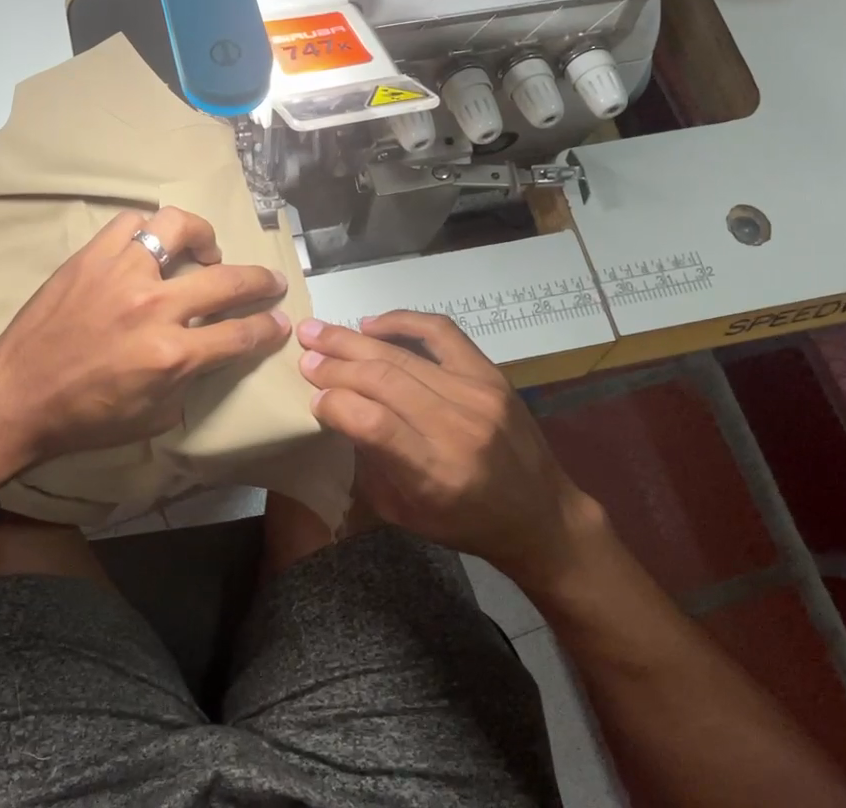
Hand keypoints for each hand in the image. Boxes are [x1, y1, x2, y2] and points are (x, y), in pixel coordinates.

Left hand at [0, 207, 290, 483]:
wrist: (17, 397)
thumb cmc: (85, 418)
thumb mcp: (153, 416)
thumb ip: (190, 380)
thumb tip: (208, 353)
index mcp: (173, 355)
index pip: (241, 334)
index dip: (269, 328)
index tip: (280, 320)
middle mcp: (154, 307)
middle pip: (227, 280)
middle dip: (261, 281)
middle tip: (269, 281)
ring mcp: (120, 274)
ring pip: (178, 228)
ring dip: (203, 238)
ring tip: (205, 252)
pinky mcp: (89, 257)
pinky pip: (130, 223)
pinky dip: (150, 229)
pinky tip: (153, 246)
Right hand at [295, 312, 604, 591]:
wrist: (542, 515)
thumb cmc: (465, 523)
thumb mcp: (404, 512)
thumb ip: (369, 461)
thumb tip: (338, 408)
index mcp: (434, 472)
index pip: (372, 422)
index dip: (333, 403)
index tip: (311, 398)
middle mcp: (458, 427)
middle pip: (383, 379)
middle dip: (335, 365)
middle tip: (303, 354)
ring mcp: (479, 395)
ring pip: (403, 355)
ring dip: (353, 340)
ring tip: (319, 332)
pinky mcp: (491, 375)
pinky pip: (441, 332)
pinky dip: (402, 321)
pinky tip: (371, 324)